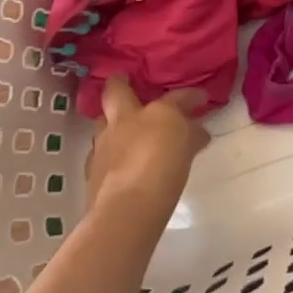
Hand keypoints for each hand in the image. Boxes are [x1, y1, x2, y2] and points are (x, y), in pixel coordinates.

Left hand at [86, 76, 209, 210]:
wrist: (128, 207)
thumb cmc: (165, 169)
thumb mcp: (187, 150)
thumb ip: (190, 137)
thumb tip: (196, 133)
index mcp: (155, 111)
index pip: (178, 96)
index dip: (191, 96)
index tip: (201, 98)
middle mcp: (125, 121)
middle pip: (116, 92)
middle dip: (120, 85)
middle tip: (128, 85)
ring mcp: (103, 144)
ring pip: (102, 123)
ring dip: (113, 124)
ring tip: (127, 133)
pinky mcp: (90, 170)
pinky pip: (100, 153)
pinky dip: (110, 154)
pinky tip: (120, 164)